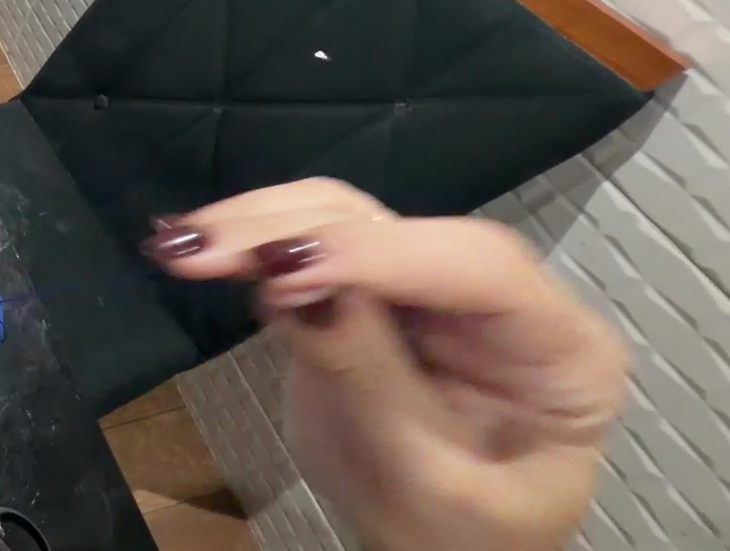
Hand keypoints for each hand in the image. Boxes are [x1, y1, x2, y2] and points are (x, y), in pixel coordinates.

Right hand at [144, 179, 626, 550]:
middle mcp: (485, 289)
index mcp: (553, 345)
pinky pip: (298, 233)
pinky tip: (188, 238)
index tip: (276, 275)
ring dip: (248, 223)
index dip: (370, 256)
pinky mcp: (356, 274)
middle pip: (381, 224)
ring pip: (329, 211)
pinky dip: (242, 233)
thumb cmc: (451, 527)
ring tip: (177, 243)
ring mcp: (416, 274)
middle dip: (280, 232)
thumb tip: (289, 287)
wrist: (423, 533)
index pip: (470, 266)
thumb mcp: (423, 474)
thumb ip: (368, 375)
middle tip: (192, 252)